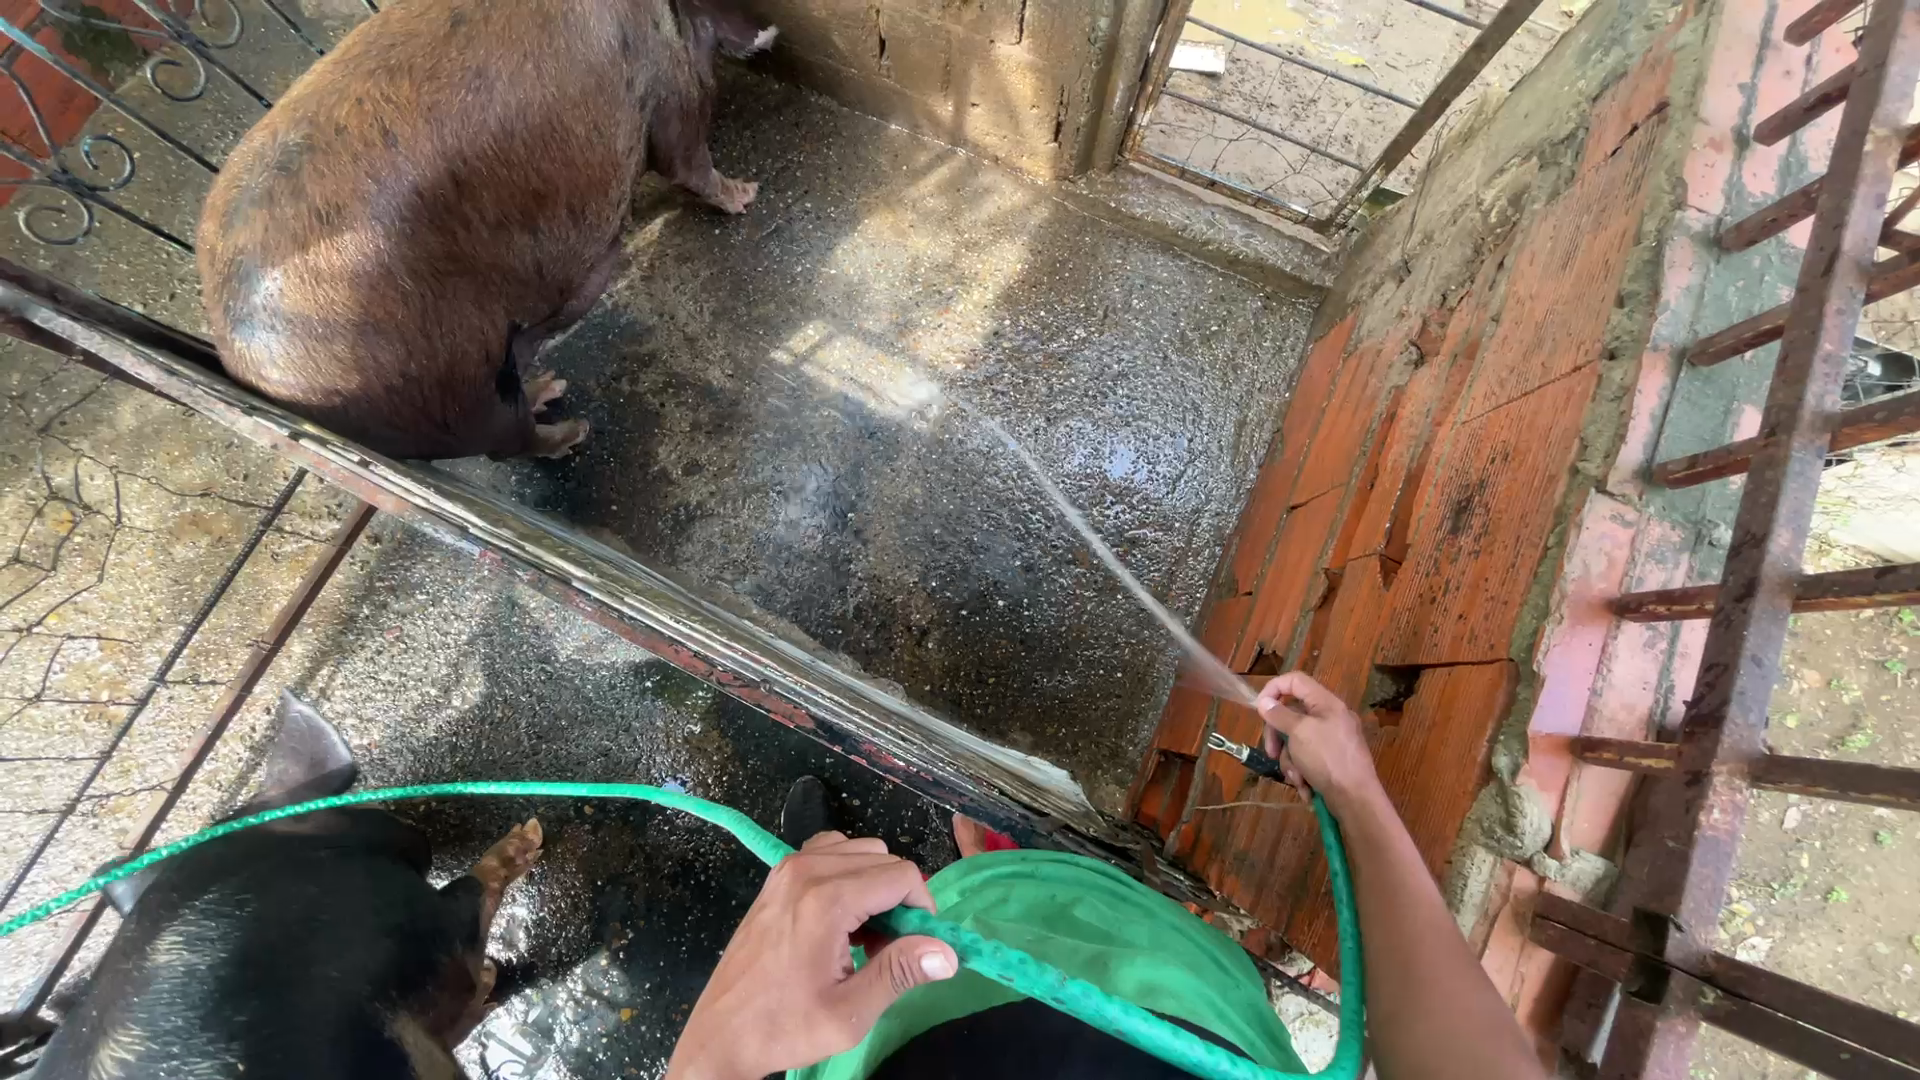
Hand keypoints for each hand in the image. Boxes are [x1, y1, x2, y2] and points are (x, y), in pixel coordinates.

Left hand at [664, 832, 958, 1079]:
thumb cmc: (785, 1026)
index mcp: (828, 899)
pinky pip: (832, 850)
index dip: (921, 907)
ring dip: (874, 883)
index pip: (902, 875)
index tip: (915, 945)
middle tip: (885, 948)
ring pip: (861, 850)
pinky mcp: (781, 871)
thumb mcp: (849, 1013)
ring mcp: (791, 865)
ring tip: (862, 933)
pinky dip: (848, 871)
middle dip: (897, 898)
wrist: (720, 1034)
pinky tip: (840, 913)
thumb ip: (900, 972)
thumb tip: (948, 952)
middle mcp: (809, 868)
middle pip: (883, 858)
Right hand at [1256, 671, 1382, 814]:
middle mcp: (1330, 717)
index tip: (1260, 708)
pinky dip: (1301, 771)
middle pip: (1291, 714)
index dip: (1274, 689)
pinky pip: (1306, 757)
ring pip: (1295, 740)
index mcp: (1326, 703)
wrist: (1356, 800)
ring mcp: (1331, 740)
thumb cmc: (1328, 759)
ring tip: (1297, 777)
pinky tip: (1305, 785)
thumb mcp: (1299, 732)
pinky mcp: (1330, 759)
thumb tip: (1264, 702)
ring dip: (1290, 759)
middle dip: (1278, 735)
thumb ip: (1279, 715)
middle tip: (1271, 751)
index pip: (1295, 681)